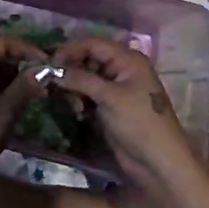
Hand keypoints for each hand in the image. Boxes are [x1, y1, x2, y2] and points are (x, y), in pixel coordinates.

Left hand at [0, 37, 46, 190]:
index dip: (26, 48)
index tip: (48, 61)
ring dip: (15, 76)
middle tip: (46, 75)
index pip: (0, 43)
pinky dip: (5, 87)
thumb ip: (25, 87)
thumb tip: (46, 69)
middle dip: (22, 62)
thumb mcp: (4, 112)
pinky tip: (22, 99)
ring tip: (39, 88)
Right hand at [52, 38, 200, 189]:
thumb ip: (80, 79)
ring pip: (87, 78)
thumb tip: (52, 70)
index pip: (93, 44)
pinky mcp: (111, 107)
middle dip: (72, 71)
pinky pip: (90, 95)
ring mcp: (117, 89)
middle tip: (55, 84)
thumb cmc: (139, 122)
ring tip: (72, 104)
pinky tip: (79, 112)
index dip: (71, 50)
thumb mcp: (109, 97)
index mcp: (128, 60)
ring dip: (75, 88)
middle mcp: (122, 70)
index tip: (50, 63)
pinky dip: (81, 100)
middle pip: (88, 60)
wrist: (158, 162)